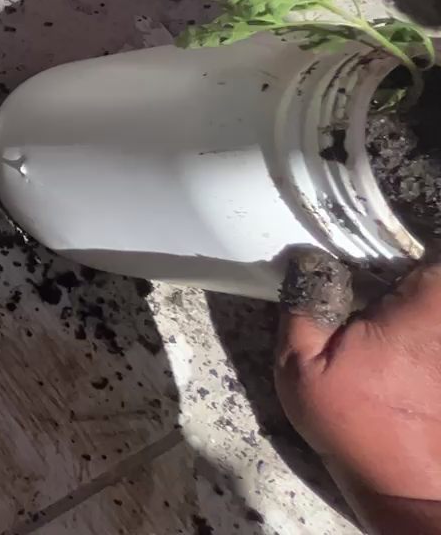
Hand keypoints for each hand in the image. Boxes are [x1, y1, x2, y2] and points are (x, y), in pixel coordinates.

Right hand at [276, 248, 440, 530]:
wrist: (405, 484)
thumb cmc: (348, 419)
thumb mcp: (300, 362)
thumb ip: (307, 307)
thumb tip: (312, 260)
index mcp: (412, 326)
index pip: (439, 272)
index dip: (422, 250)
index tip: (389, 241)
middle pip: (440, 289)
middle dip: (418, 275)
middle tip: (378, 267)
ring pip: (437, 310)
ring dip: (419, 299)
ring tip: (382, 296)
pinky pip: (436, 333)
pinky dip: (419, 322)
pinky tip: (392, 332)